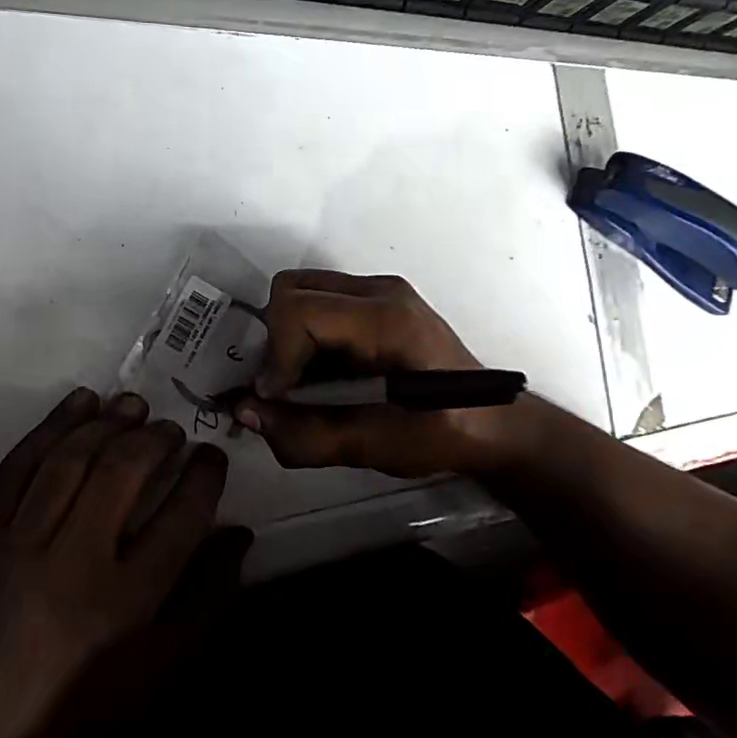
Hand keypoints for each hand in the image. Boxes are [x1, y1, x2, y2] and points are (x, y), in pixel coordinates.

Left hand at [0, 389, 235, 737]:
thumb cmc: (72, 713)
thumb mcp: (152, 673)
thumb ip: (202, 602)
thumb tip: (237, 534)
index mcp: (126, 605)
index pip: (182, 518)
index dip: (204, 476)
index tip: (211, 456)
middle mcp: (74, 565)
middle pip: (123, 472)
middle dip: (155, 439)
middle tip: (169, 429)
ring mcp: (17, 546)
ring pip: (70, 459)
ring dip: (106, 422)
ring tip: (132, 405)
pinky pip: (16, 466)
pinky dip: (50, 426)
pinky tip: (78, 403)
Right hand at [235, 270, 532, 477]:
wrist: (492, 422)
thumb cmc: (442, 435)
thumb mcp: (375, 447)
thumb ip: (306, 435)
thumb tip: (244, 410)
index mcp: (388, 321)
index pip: (300, 312)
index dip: (275, 356)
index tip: (277, 398)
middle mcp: (380, 290)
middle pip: (291, 290)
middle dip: (274, 340)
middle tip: (285, 388)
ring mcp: (379, 290)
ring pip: (300, 291)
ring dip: (286, 336)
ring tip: (301, 382)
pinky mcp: (375, 300)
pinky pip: (317, 301)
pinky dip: (302, 334)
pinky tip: (321, 372)